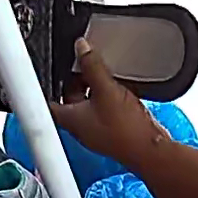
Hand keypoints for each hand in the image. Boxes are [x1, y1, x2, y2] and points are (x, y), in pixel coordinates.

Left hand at [51, 39, 168, 166]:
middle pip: (70, 102)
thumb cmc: (125, 129)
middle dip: (74, 83)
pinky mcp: (111, 132)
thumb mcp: (106, 89)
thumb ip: (91, 66)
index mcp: (72, 121)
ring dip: (91, 89)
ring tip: (100, 73)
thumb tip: (81, 48)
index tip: (51, 71)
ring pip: (87, 106)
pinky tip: (115, 90)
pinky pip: (102, 111)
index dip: (48, 86)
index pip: (50, 103)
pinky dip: (104, 99)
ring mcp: (97, 132)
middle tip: (81, 65)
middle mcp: (82, 129)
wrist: (149, 150)